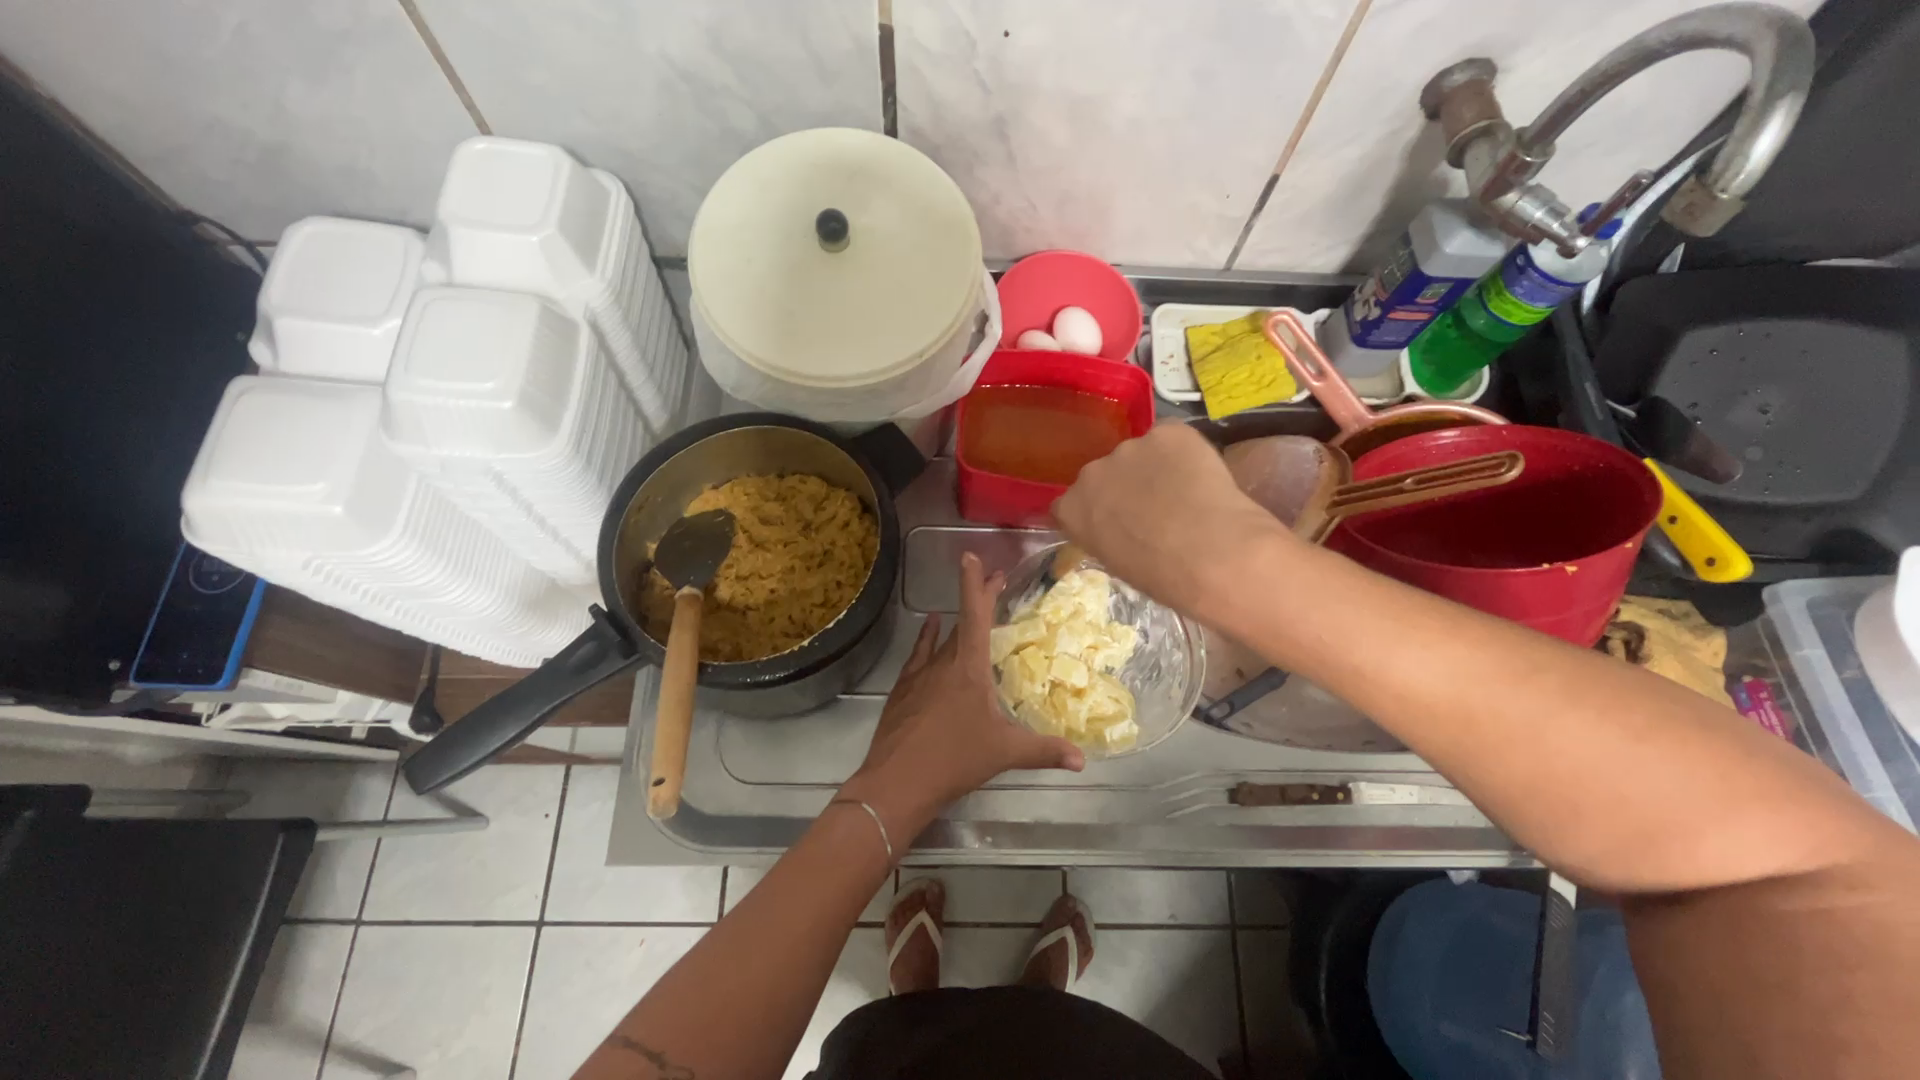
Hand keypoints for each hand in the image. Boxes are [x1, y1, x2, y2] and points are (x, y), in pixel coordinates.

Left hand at [839, 553, 1083, 838]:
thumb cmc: (954, 761)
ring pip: (940, 639)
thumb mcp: (1004, 753)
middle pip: (961, 622)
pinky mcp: (903, 691)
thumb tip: (1082, 760)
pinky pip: (918, 654)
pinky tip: (929, 628)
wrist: (897, 781)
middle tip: (996, 580)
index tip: (971, 556)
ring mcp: (918, 676)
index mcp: (968, 669)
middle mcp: (942, 664)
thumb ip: (1044, 751)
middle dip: (978, 599)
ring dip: (955, 621)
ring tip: (967, 608)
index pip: (974, 615)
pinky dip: (926, 638)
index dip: (975, 584)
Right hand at [1053, 422, 1297, 611]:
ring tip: (1186, 493)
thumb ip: (1108, 535)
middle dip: (1125, 484)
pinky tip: (1203, 477)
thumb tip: (1123, 530)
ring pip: (1142, 453)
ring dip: (1156, 468)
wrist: (1210, 553)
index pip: (1071, 501)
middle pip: (1105, 472)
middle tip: (1155, 507)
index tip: (1117, 520)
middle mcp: (1092, 472)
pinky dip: (1186, 453)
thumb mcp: (1119, 563)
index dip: (1097, 508)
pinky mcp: (1167, 432)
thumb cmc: (1163, 576)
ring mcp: (1129, 448)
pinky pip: (1173, 438)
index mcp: (1072, 509)